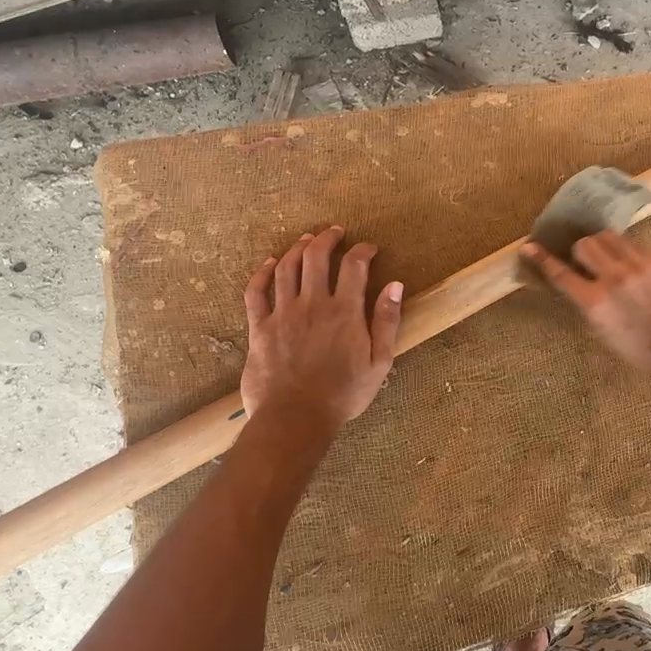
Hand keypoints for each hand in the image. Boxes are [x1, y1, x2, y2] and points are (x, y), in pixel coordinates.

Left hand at [240, 226, 402, 434]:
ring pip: (286, 268)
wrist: (295, 418)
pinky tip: (268, 263)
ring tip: (306, 239)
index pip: (355, 266)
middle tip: (335, 232)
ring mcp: (283, 314)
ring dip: (297, 248)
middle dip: (328, 239)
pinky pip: (255, 292)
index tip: (369, 248)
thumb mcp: (380, 362)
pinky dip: (261, 273)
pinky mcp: (259, 328)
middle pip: (317, 257)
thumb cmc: (344, 394)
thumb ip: (387, 321)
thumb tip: (395, 286)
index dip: (363, 250)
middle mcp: (313, 304)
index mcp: (345, 312)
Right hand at [520, 230, 650, 374]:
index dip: (542, 258)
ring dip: (602, 246)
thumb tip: (576, 281)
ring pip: (607, 236)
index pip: (560, 273)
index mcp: (594, 302)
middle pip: (584, 244)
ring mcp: (637, 265)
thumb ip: (586, 302)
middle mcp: (613, 278)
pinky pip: (632, 243)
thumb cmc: (637, 348)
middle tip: (588, 265)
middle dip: (581, 253)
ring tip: (609, 260)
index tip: (529, 246)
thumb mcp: (601, 331)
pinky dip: (625, 250)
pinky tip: (631, 265)